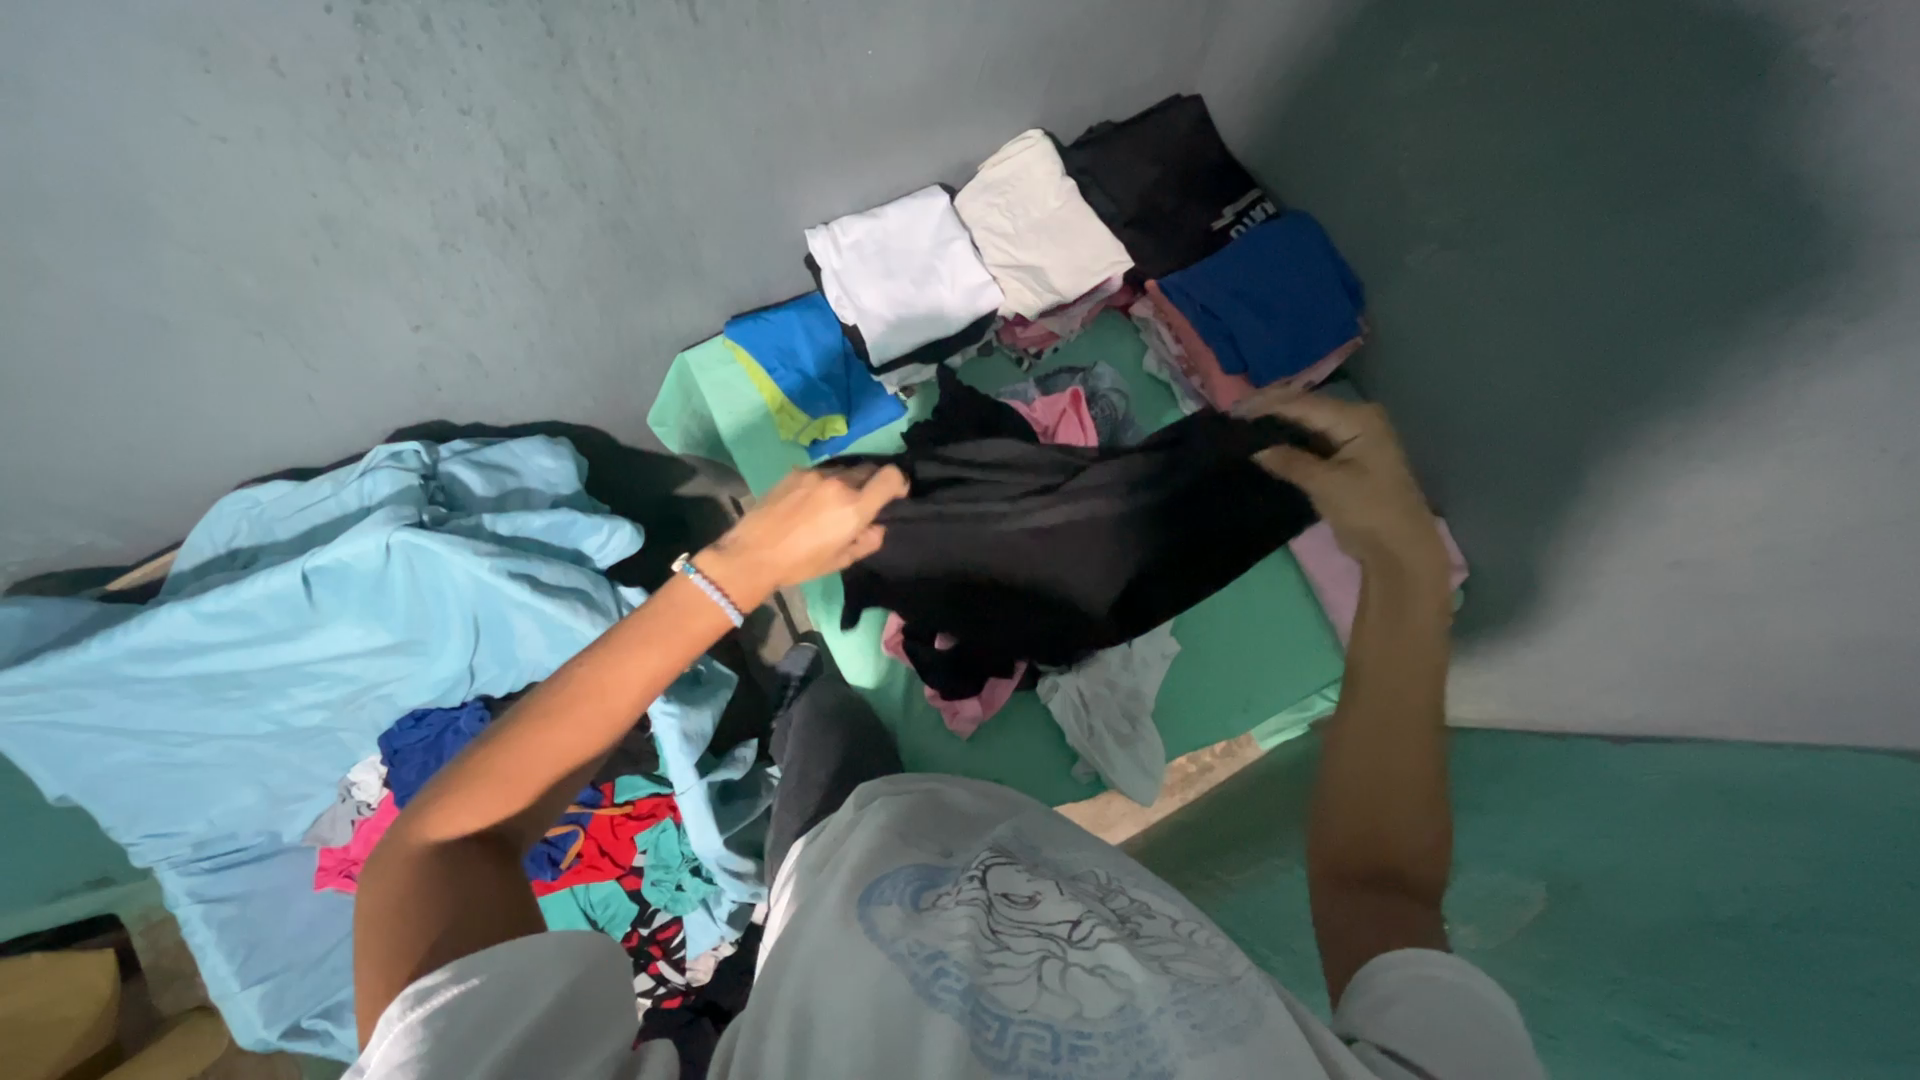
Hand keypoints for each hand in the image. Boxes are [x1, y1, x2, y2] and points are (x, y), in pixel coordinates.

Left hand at [694, 464, 908, 603]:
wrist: (753, 553)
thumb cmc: (801, 564)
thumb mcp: (841, 560)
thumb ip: (867, 541)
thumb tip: (877, 527)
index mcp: (855, 507)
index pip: (891, 476)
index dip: (898, 482)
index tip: (895, 494)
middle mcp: (839, 483)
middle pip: (869, 470)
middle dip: (872, 483)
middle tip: (864, 502)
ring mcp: (816, 475)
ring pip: (844, 471)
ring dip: (847, 483)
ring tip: (833, 503)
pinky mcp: (796, 472)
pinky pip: (821, 473)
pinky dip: (824, 483)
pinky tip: (810, 501)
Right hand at [1235, 388, 1445, 578]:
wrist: (1398, 548)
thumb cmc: (1369, 510)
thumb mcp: (1326, 484)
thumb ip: (1290, 461)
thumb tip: (1256, 449)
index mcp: (1357, 418)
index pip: (1303, 404)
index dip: (1266, 405)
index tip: (1232, 413)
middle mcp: (1355, 419)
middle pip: (1304, 407)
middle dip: (1269, 410)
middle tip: (1232, 417)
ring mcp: (1351, 438)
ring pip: (1305, 423)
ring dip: (1276, 425)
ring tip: (1242, 427)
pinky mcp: (1344, 458)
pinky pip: (1310, 441)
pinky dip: (1288, 441)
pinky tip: (1264, 444)